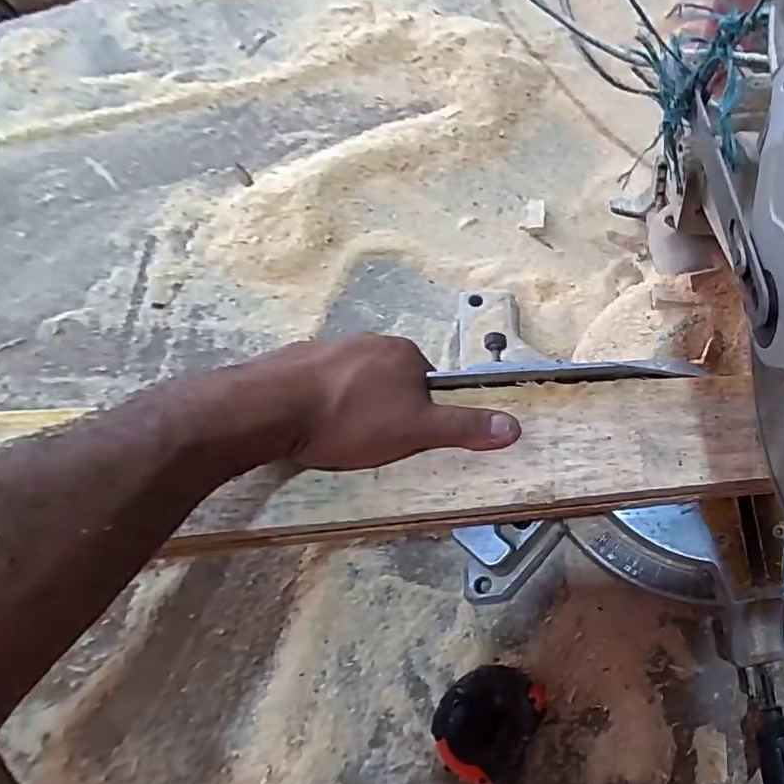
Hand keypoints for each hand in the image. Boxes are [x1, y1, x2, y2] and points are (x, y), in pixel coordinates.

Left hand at [249, 334, 520, 470]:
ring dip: (353, 407)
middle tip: (372, 442)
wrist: (270, 409)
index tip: (403, 436)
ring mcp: (330, 347)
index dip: (420, 414)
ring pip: (356, 383)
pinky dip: (322, 401)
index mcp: (404, 353)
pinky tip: (311, 423)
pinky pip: (321, 383)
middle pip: (392, 382)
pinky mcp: (295, 359)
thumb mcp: (417, 431)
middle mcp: (370, 341)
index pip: (427, 384)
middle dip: (386, 410)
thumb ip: (464, 428)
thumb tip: (513, 427)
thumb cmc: (352, 419)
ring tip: (338, 436)